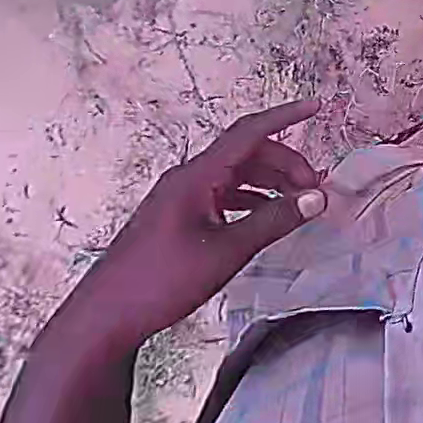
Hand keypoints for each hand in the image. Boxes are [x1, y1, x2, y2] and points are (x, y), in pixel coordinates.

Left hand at [66, 100, 326, 349]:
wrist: (107, 315)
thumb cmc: (162, 280)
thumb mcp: (226, 251)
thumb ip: (274, 221)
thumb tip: (316, 198)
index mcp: (197, 175)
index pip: (248, 132)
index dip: (285, 116)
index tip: (315, 106)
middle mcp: (189, 177)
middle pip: (246, 153)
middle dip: (285, 163)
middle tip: (314, 188)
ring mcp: (183, 196)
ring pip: (236, 174)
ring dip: (270, 181)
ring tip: (298, 202)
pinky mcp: (180, 215)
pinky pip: (223, 194)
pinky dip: (251, 199)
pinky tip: (267, 215)